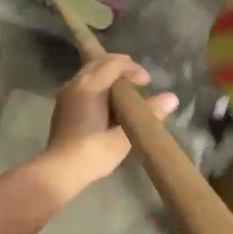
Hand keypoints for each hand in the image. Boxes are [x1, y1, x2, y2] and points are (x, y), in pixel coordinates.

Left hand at [44, 54, 177, 188]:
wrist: (60, 171)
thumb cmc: (93, 152)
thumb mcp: (124, 135)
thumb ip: (148, 114)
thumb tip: (172, 98)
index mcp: (89, 86)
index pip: (113, 64)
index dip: (133, 68)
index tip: (147, 82)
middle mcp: (75, 84)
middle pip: (98, 63)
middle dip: (120, 66)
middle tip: (138, 79)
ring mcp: (66, 94)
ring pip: (88, 73)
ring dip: (107, 74)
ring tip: (125, 90)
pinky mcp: (62, 107)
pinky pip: (82, 84)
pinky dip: (97, 84)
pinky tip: (107, 102)